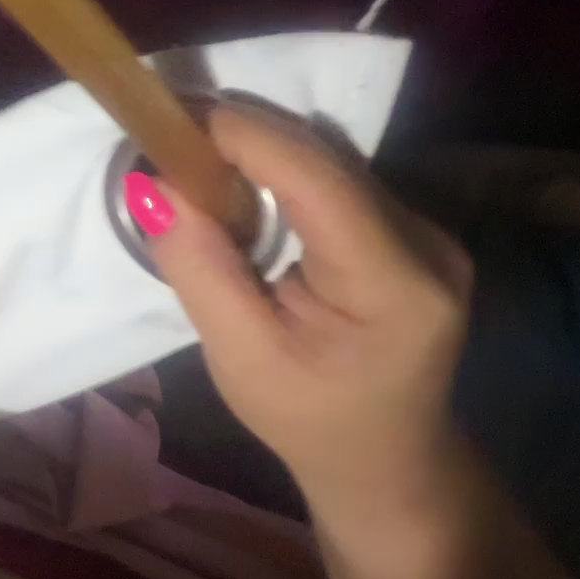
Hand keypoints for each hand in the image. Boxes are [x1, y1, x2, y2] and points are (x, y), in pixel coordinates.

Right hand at [140, 101, 473, 509]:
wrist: (387, 460)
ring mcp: (425, 233)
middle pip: (324, 162)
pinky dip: (275, 169)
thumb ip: (199, 269)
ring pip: (327, 162)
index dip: (246, 137)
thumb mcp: (239, 358)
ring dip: (257, 149)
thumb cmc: (308, 418)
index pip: (317, 181)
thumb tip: (153, 186)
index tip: (173, 118)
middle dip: (243, 137)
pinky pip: (331, 178)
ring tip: (192, 153)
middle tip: (168, 133)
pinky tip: (236, 181)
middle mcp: (426, 242)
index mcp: (395, 285)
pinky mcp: (408, 230)